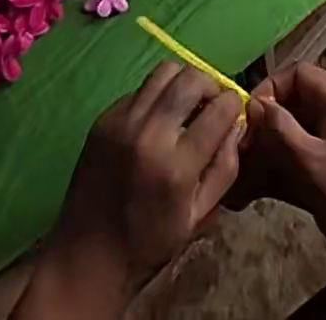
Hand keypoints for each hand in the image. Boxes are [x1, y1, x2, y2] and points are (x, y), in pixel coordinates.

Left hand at [42, 64, 244, 300]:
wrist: (87, 255)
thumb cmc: (150, 241)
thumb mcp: (200, 215)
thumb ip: (226, 166)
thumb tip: (237, 123)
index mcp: (178, 166)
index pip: (220, 108)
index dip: (234, 104)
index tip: (233, 111)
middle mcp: (150, 135)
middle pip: (192, 78)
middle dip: (211, 85)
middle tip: (210, 105)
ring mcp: (123, 122)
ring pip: (165, 71)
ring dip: (183, 82)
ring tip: (185, 105)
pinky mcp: (104, 118)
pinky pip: (140, 89)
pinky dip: (157, 96)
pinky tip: (156, 121)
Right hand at [245, 65, 325, 266]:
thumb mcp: (311, 161)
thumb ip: (281, 128)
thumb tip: (254, 103)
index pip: (298, 73)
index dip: (270, 88)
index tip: (248, 114)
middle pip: (296, 96)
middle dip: (268, 115)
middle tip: (244, 140)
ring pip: (297, 120)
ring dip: (273, 136)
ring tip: (248, 157)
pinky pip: (305, 140)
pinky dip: (284, 151)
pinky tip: (262, 173)